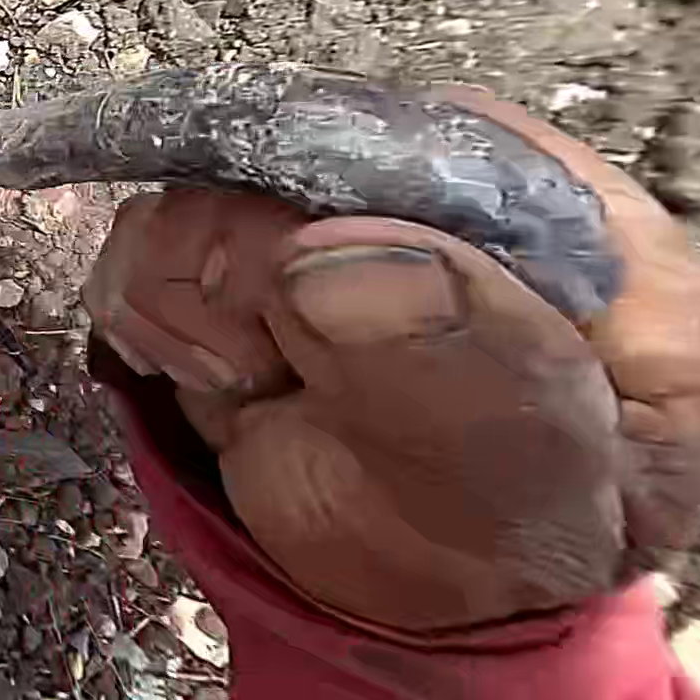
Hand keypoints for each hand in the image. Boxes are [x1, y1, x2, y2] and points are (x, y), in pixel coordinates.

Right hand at [84, 89, 699, 632]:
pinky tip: (198, 367)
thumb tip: (324, 256)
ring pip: (186, 194)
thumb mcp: (519, 498)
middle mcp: (422, 194)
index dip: (340, 205)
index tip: (297, 306)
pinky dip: (141, 311)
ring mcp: (307, 211)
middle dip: (239, 277)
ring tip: (239, 378)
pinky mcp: (223, 241)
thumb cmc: (471, 541)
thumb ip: (473, 387)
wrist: (368, 566)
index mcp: (563, 224)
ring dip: (182, 308)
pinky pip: (137, 235)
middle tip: (266, 365)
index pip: (430, 133)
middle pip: (274, 157)